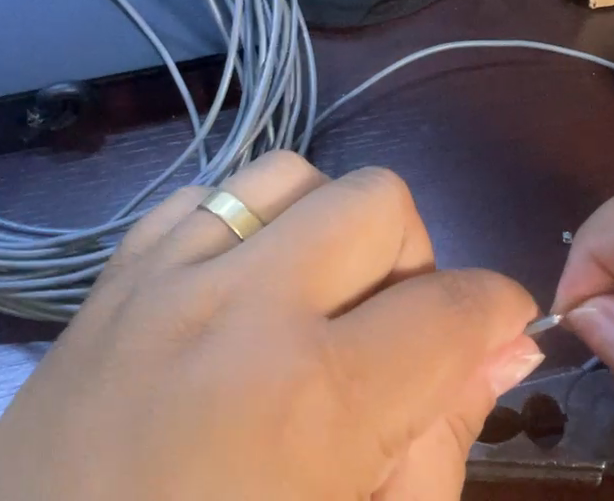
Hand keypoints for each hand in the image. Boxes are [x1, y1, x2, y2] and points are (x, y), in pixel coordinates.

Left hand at [0, 152, 541, 499]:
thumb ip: (441, 440)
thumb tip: (503, 345)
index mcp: (316, 398)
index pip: (454, 305)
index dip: (498, 311)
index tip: (498, 332)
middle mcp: (243, 307)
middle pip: (379, 200)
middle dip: (409, 261)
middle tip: (384, 338)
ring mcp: (165, 280)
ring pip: (293, 174)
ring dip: (325, 228)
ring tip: (308, 303)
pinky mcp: (111, 278)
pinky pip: (205, 195)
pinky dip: (243, 228)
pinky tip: (235, 294)